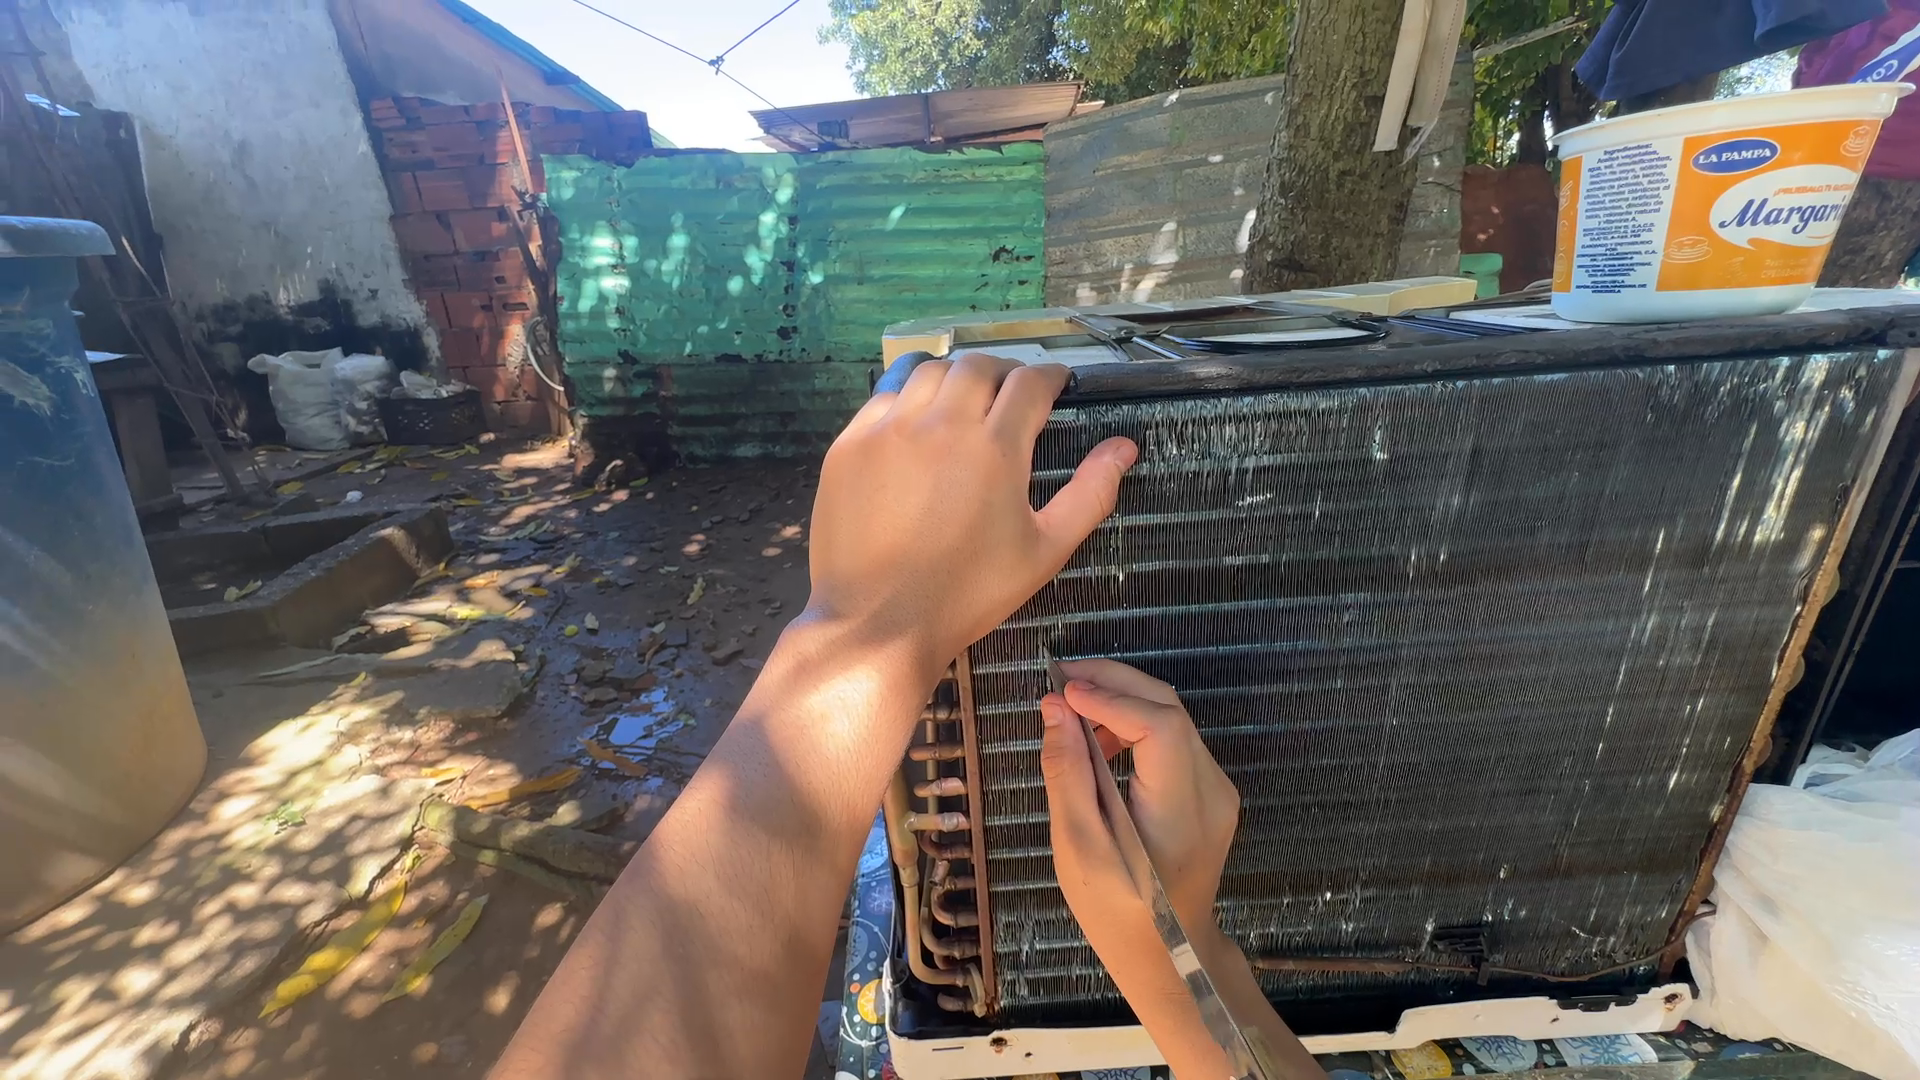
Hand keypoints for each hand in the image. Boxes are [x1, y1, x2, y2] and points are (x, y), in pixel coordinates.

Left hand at [806, 353, 1136, 676]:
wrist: (879, 621)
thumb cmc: (969, 592)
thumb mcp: (1045, 551)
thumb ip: (1090, 494)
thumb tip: (1124, 447)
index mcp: (996, 448)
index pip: (1030, 383)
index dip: (1050, 377)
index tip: (1056, 384)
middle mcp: (942, 423)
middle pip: (979, 366)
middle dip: (1004, 372)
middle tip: (1012, 393)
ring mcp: (889, 430)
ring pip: (929, 371)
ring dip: (956, 377)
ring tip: (965, 400)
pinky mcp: (851, 444)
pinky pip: (885, 397)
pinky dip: (909, 396)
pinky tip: (916, 421)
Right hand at [1041, 660, 1238, 937]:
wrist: (1170, 954)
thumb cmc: (1116, 909)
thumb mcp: (1078, 846)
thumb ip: (1067, 772)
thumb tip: (1055, 706)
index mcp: (1182, 812)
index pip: (1161, 726)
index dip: (1111, 698)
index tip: (1063, 690)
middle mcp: (1211, 790)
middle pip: (1169, 707)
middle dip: (1114, 680)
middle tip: (1061, 676)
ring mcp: (1216, 787)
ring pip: (1171, 715)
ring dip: (1121, 697)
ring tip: (1072, 705)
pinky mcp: (1208, 788)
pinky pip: (1171, 736)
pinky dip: (1133, 721)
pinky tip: (1100, 736)